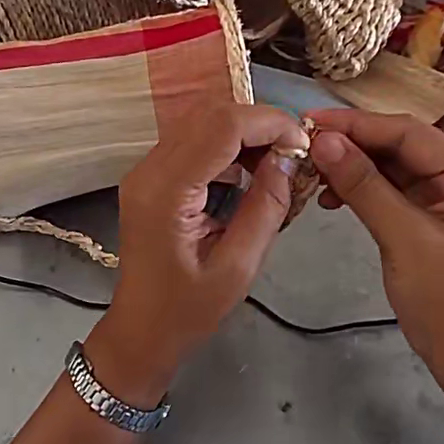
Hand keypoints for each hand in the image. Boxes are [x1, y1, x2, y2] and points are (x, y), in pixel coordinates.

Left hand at [87, 104, 308, 404]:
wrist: (141, 329)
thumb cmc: (187, 310)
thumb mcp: (238, 267)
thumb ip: (265, 208)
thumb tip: (289, 160)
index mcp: (167, 192)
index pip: (222, 127)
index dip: (269, 123)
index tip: (302, 144)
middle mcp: (149, 170)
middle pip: (210, 114)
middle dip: (260, 123)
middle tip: (293, 152)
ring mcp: (146, 170)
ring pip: (201, 122)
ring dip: (244, 132)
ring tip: (276, 164)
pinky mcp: (151, 176)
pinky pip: (193, 141)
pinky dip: (227, 145)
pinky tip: (250, 172)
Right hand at [305, 109, 443, 389]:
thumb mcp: (405, 241)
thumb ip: (365, 187)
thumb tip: (324, 142)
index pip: (410, 134)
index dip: (356, 126)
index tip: (309, 122)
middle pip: (404, 149)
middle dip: (353, 148)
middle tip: (304, 148)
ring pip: (397, 171)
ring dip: (356, 171)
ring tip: (314, 175)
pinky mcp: (440, 221)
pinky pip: (398, 195)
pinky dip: (367, 194)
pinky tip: (336, 197)